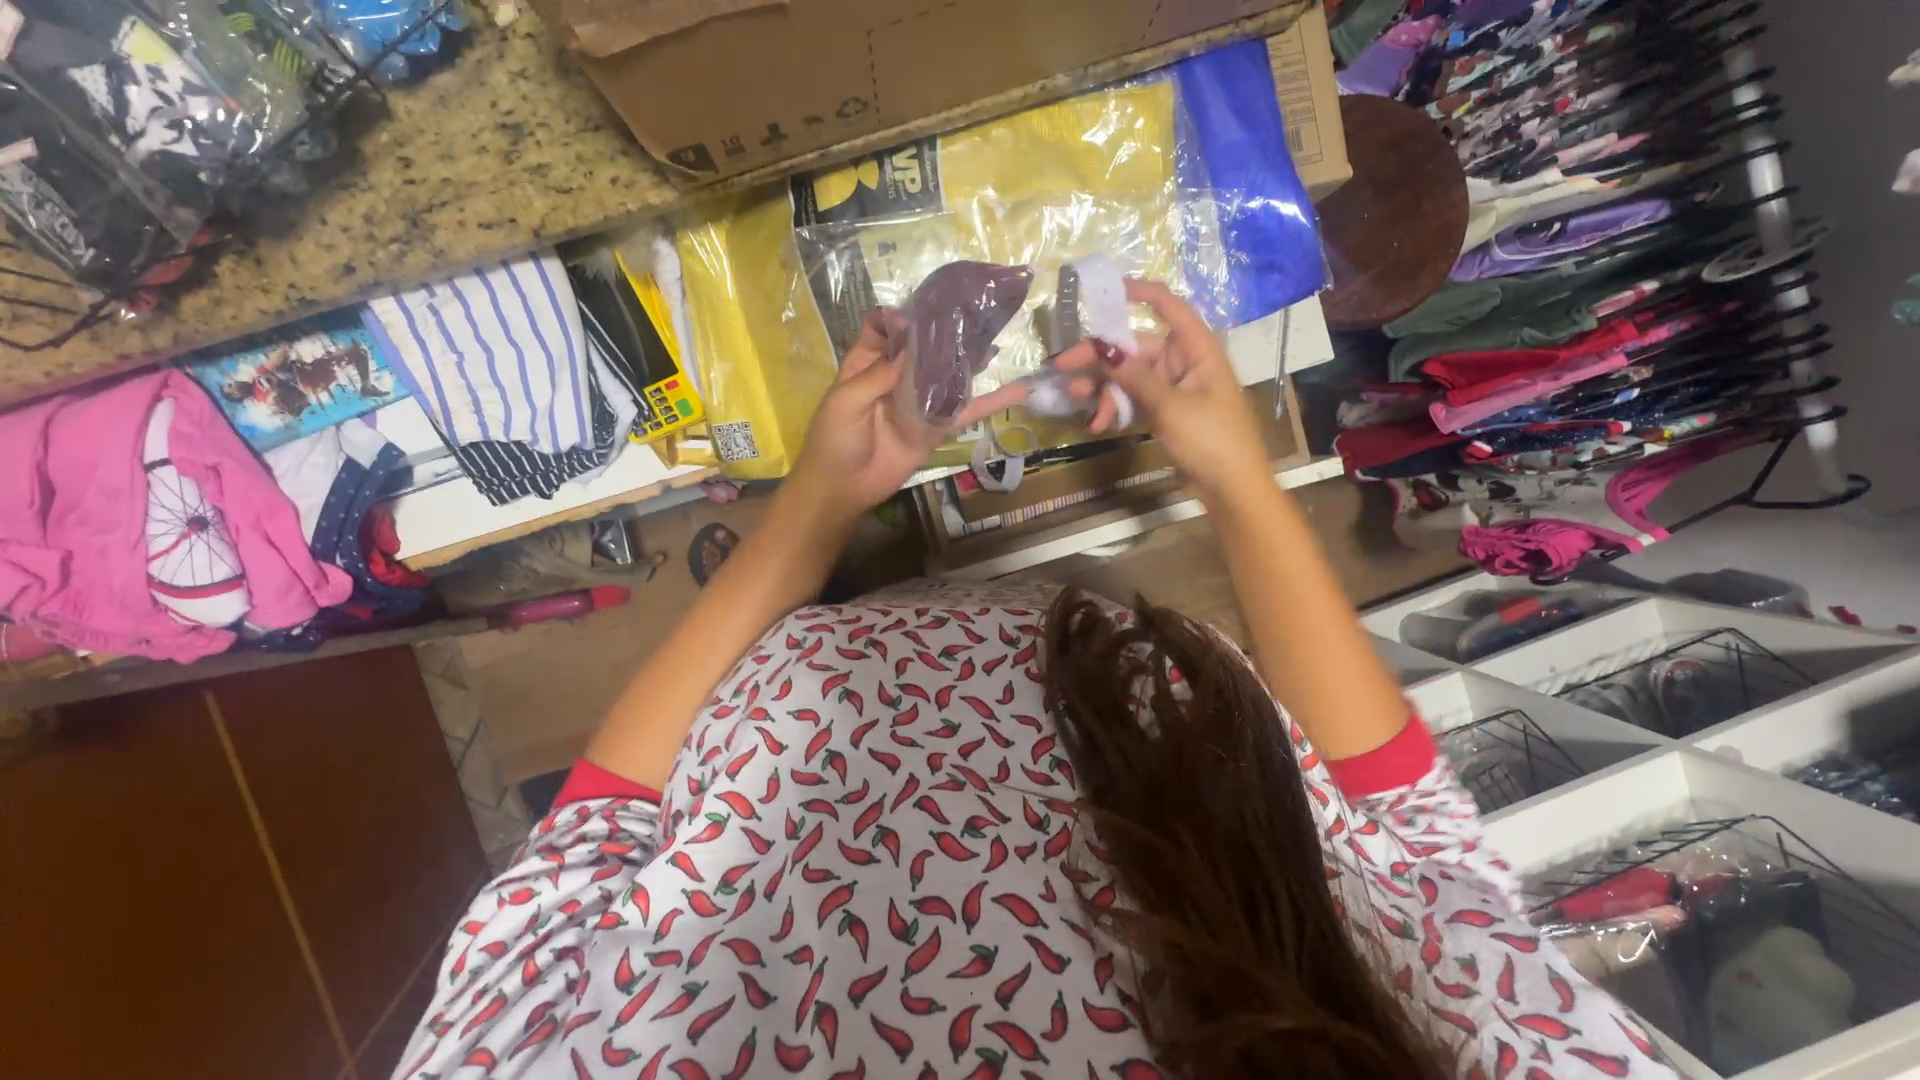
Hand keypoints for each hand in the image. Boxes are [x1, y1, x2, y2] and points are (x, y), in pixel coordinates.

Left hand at [784, 309, 1029, 526]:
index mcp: (867, 364)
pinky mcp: (935, 428)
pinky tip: (1018, 390)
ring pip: (948, 374)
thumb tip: (910, 344)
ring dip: (970, 359)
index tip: (926, 308)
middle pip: (923, 347)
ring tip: (997, 338)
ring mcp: (918, 402)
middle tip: (976, 312)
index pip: (885, 329)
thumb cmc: (834, 439)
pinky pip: (964, 412)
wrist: (842, 488)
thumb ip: (878, 374)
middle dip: (945, 330)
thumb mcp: (846, 401)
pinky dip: (991, 403)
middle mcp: (896, 378)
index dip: (902, 317)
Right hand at [1054, 279, 1272, 508]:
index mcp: (1197, 348)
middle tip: (1062, 366)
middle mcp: (1183, 360)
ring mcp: (1173, 386)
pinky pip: (1133, 398)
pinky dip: (1115, 407)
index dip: (1137, 293)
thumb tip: (1100, 346)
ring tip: (1074, 399)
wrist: (1232, 488)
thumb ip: (1135, 376)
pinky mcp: (1164, 410)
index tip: (1101, 294)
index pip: (1168, 305)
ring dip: (1102, 387)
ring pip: (1128, 375)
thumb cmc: (1213, 440)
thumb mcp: (1171, 407)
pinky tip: (1098, 423)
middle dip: (1099, 357)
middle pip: (1135, 346)